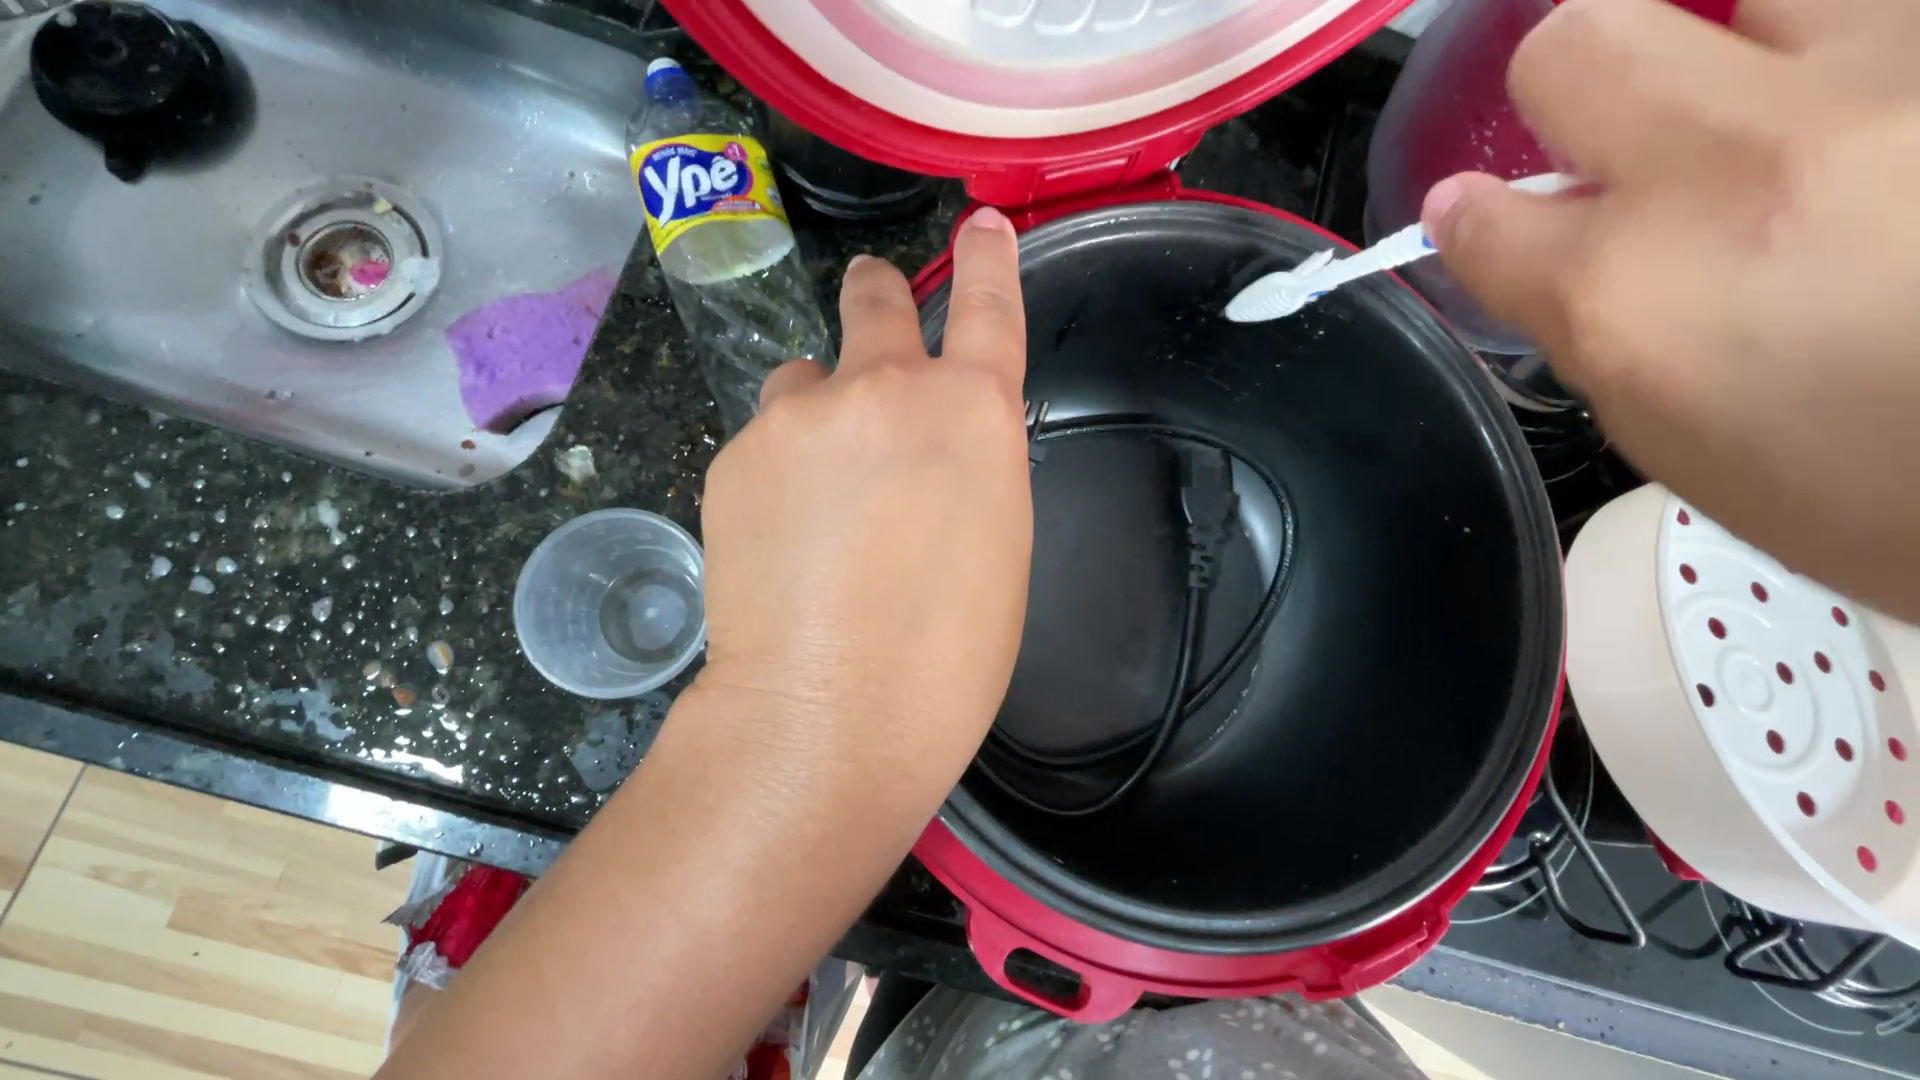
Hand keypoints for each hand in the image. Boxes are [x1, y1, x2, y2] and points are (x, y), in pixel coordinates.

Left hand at [688, 207, 1032, 810]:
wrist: (830, 716)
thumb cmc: (947, 657)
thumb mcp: (997, 546)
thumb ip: (970, 466)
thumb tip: (936, 444)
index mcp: (973, 414)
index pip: (989, 304)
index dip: (987, 259)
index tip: (979, 223)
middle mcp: (886, 389)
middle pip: (874, 298)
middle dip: (877, 298)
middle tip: (871, 315)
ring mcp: (800, 414)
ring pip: (804, 377)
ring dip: (816, 408)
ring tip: (816, 491)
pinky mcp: (735, 454)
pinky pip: (763, 439)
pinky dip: (775, 470)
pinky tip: (779, 539)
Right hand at [1422, 0, 1919, 619]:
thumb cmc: (1868, 486)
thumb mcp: (1671, 430)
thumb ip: (1582, 317)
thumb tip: (1521, 232)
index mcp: (1629, 289)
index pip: (1481, 215)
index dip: (1474, 216)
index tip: (1488, 216)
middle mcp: (1736, 166)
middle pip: (1583, 38)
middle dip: (1574, 84)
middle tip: (1621, 140)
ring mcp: (1899, 80)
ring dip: (1749, 54)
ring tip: (1806, 135)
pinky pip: (1887, 23)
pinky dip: (1869, 73)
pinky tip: (1890, 143)